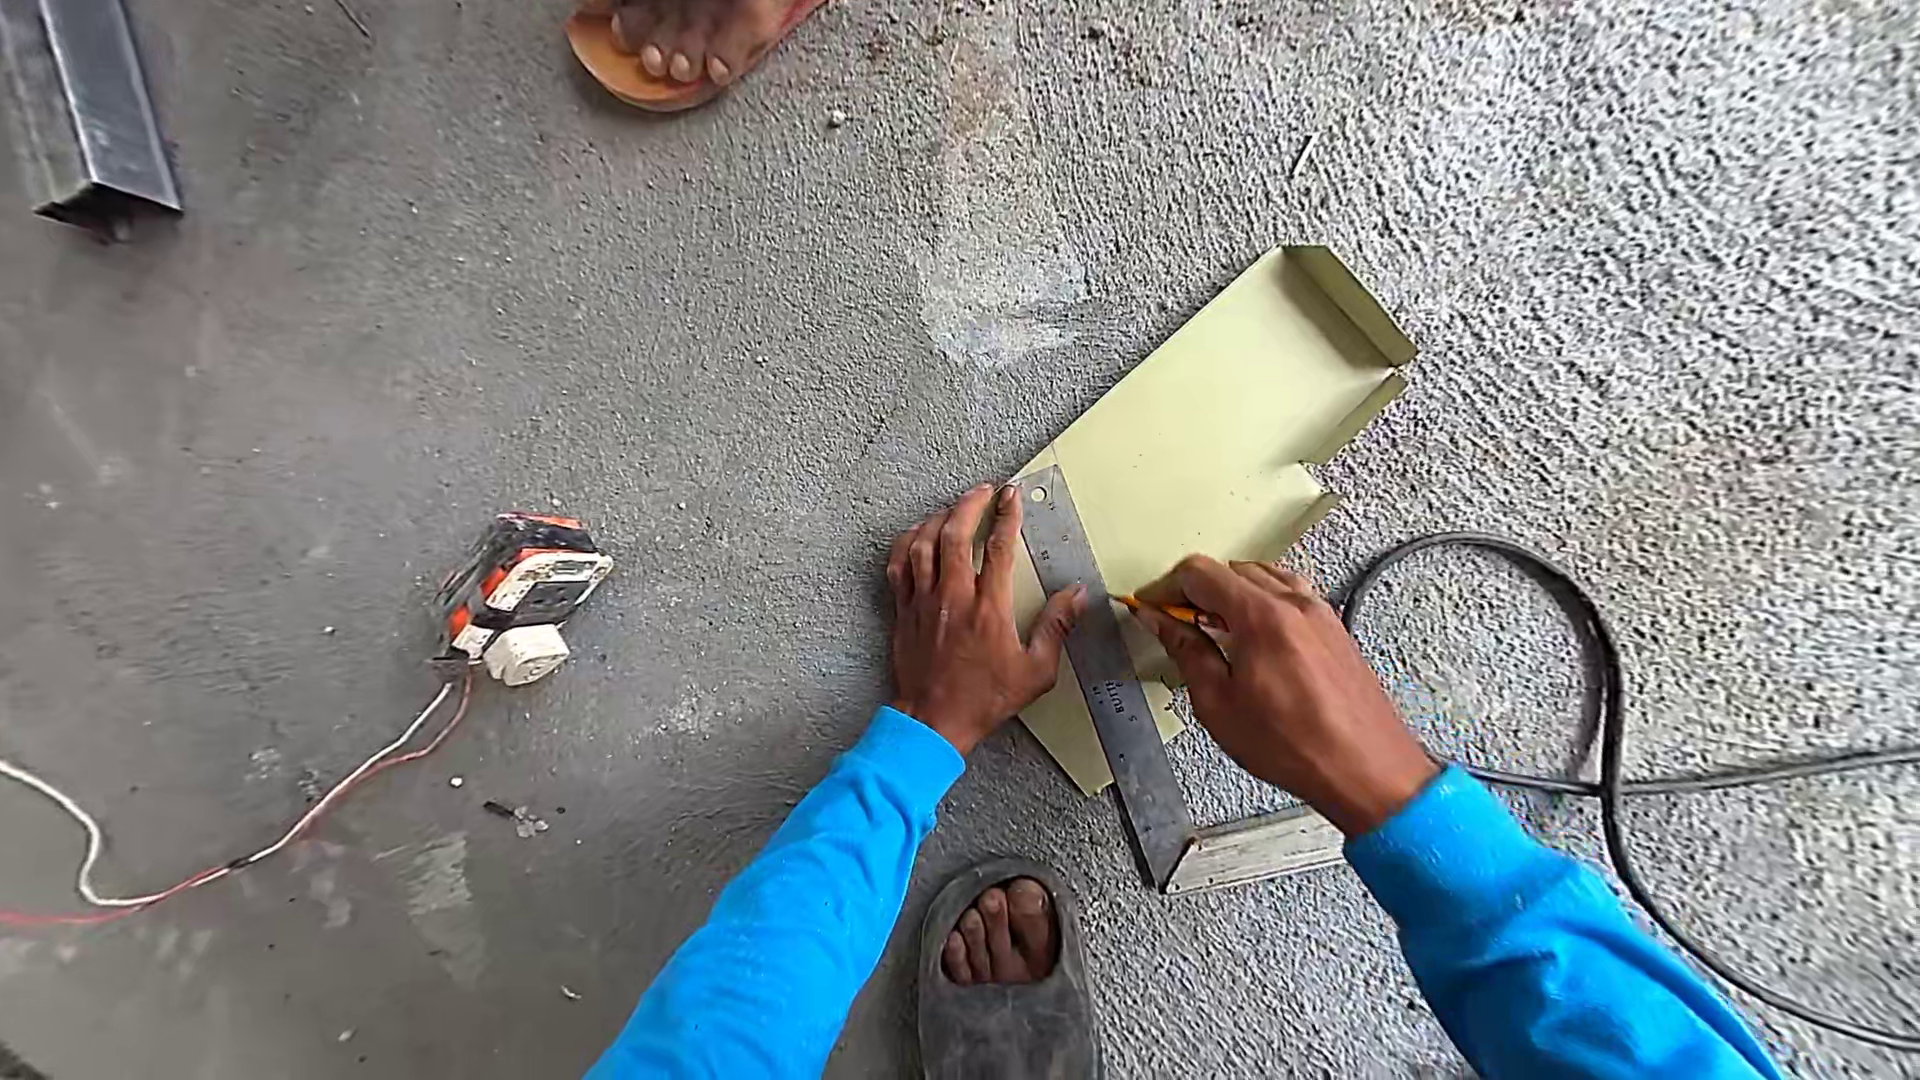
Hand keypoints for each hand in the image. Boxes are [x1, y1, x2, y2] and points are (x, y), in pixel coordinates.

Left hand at [887, 484, 1088, 754]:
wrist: (934, 721)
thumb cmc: (983, 698)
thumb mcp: (1035, 671)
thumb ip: (1056, 627)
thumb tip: (1076, 595)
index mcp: (988, 609)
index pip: (1000, 548)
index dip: (1008, 516)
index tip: (1013, 496)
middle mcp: (953, 597)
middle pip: (956, 533)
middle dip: (970, 504)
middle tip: (983, 491)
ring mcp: (924, 601)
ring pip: (924, 543)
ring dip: (939, 517)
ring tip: (954, 507)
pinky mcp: (904, 610)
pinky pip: (899, 565)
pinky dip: (907, 542)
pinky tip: (917, 533)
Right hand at [1133, 556, 1438, 835]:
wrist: (1369, 772)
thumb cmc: (1297, 746)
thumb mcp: (1218, 702)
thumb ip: (1184, 650)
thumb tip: (1158, 620)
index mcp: (1261, 617)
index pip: (1199, 573)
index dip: (1165, 587)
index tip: (1151, 607)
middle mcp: (1293, 603)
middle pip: (1227, 569)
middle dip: (1192, 589)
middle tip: (1175, 621)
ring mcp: (1317, 612)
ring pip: (1258, 574)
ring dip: (1226, 592)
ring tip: (1211, 627)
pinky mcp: (1331, 625)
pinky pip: (1286, 590)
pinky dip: (1258, 598)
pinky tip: (1249, 632)